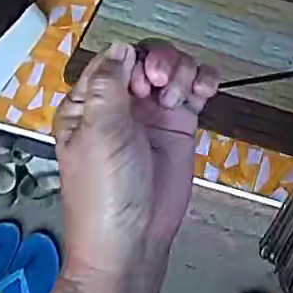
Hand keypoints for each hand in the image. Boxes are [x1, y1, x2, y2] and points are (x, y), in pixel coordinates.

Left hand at [52, 41, 217, 286]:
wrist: (133, 243)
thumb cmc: (103, 196)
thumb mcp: (97, 134)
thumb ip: (108, 85)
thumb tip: (122, 49)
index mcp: (90, 101)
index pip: (114, 58)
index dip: (131, 61)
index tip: (139, 82)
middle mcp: (122, 101)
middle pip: (148, 57)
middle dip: (160, 62)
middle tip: (160, 84)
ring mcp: (153, 112)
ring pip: (174, 67)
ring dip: (182, 71)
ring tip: (177, 97)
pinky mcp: (179, 124)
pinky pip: (195, 89)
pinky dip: (203, 81)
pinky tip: (202, 91)